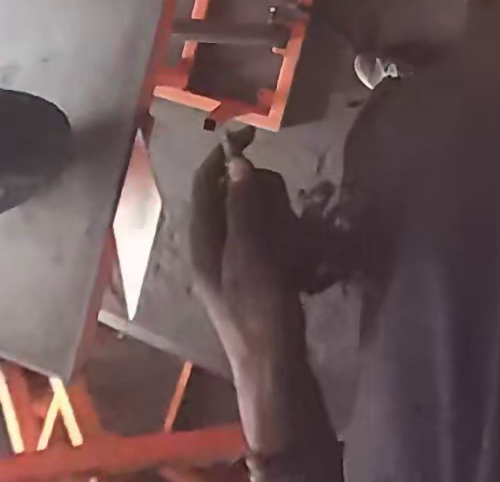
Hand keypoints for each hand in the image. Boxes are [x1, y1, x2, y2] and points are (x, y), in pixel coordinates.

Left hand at [189, 137, 303, 369]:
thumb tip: (237, 161)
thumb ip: (243, 206)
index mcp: (203, 239)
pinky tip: (295, 246)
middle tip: (283, 201)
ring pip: (250, 211)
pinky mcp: (250, 270)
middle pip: (231, 193)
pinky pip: (262, 232)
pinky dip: (278, 229)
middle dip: (258, 188)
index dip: (224, 154)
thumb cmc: (260, 308)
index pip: (205, 181)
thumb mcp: (253, 252)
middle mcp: (211, 245)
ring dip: (272, 209)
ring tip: (291, 229)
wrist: (274, 365)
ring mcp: (231, 259)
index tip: (253, 134)